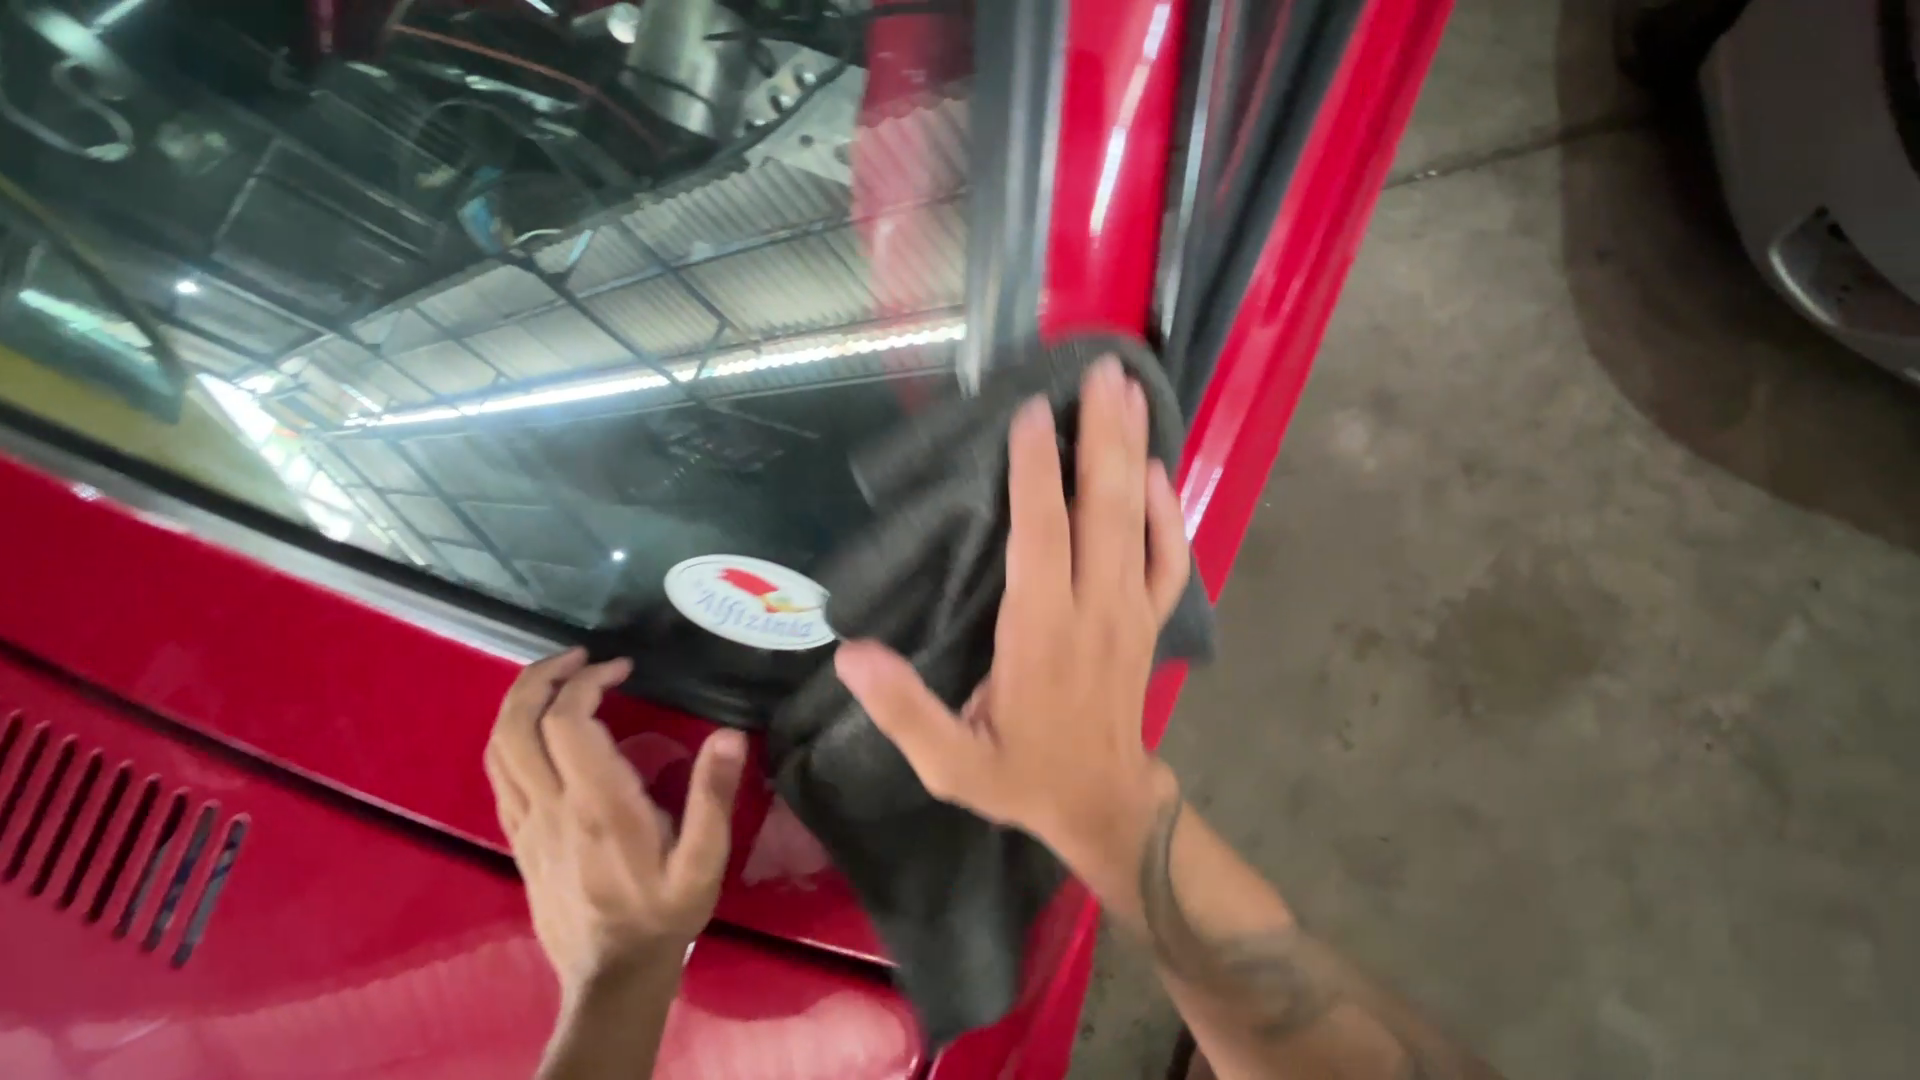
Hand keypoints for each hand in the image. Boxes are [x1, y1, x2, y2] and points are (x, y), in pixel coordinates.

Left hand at [484, 648, 747, 994]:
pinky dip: (512, 735)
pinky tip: (541, 729)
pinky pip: (499, 774)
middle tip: (579, 657)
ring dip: (520, 702)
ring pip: (498, 748)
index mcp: (598, 804)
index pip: (567, 723)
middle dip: (541, 678)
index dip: (586, 682)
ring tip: (556, 680)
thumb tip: (729, 735)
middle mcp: (552, 807)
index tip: (621, 667)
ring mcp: (527, 824)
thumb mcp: (704, 861)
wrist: (611, 976)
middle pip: (516, 725)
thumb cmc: (663, 913)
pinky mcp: (518, 838)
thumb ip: (714, 796)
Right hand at [833, 356, 1190, 852]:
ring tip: (1129, 391)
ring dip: (1133, 452)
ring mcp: (1130, 612)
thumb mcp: (949, 763)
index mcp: (1040, 634)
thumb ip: (902, 709)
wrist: (1104, 806)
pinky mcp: (1149, 620)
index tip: (1029, 414)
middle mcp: (1093, 610)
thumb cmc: (1021, 776)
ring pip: (1137, 520)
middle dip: (1100, 435)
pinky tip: (1155, 470)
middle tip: (1101, 371)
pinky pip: (1168, 557)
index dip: (1034, 473)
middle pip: (1101, 509)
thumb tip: (850, 653)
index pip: (1040, 537)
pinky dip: (1166, 510)